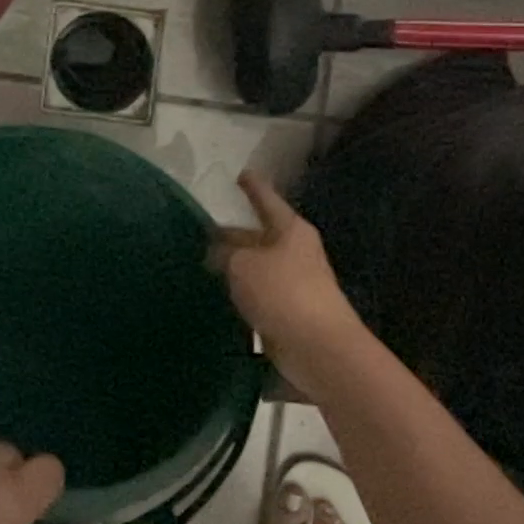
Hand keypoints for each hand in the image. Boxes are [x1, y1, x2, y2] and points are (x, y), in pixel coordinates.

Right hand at [215, 171, 368, 397]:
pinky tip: (220, 299)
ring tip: (204, 266)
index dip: (253, 187)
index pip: (267, 200)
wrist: (320, 349)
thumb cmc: (283, 293)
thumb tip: (219, 253)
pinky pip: (260, 296)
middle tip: (204, 234)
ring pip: (258, 268)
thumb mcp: (243, 265)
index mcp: (290, 230)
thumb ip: (226, 253)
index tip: (242, 174)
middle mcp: (295, 252)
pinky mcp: (290, 313)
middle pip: (260, 236)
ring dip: (236, 268)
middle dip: (234, 235)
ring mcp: (295, 284)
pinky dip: (242, 295)